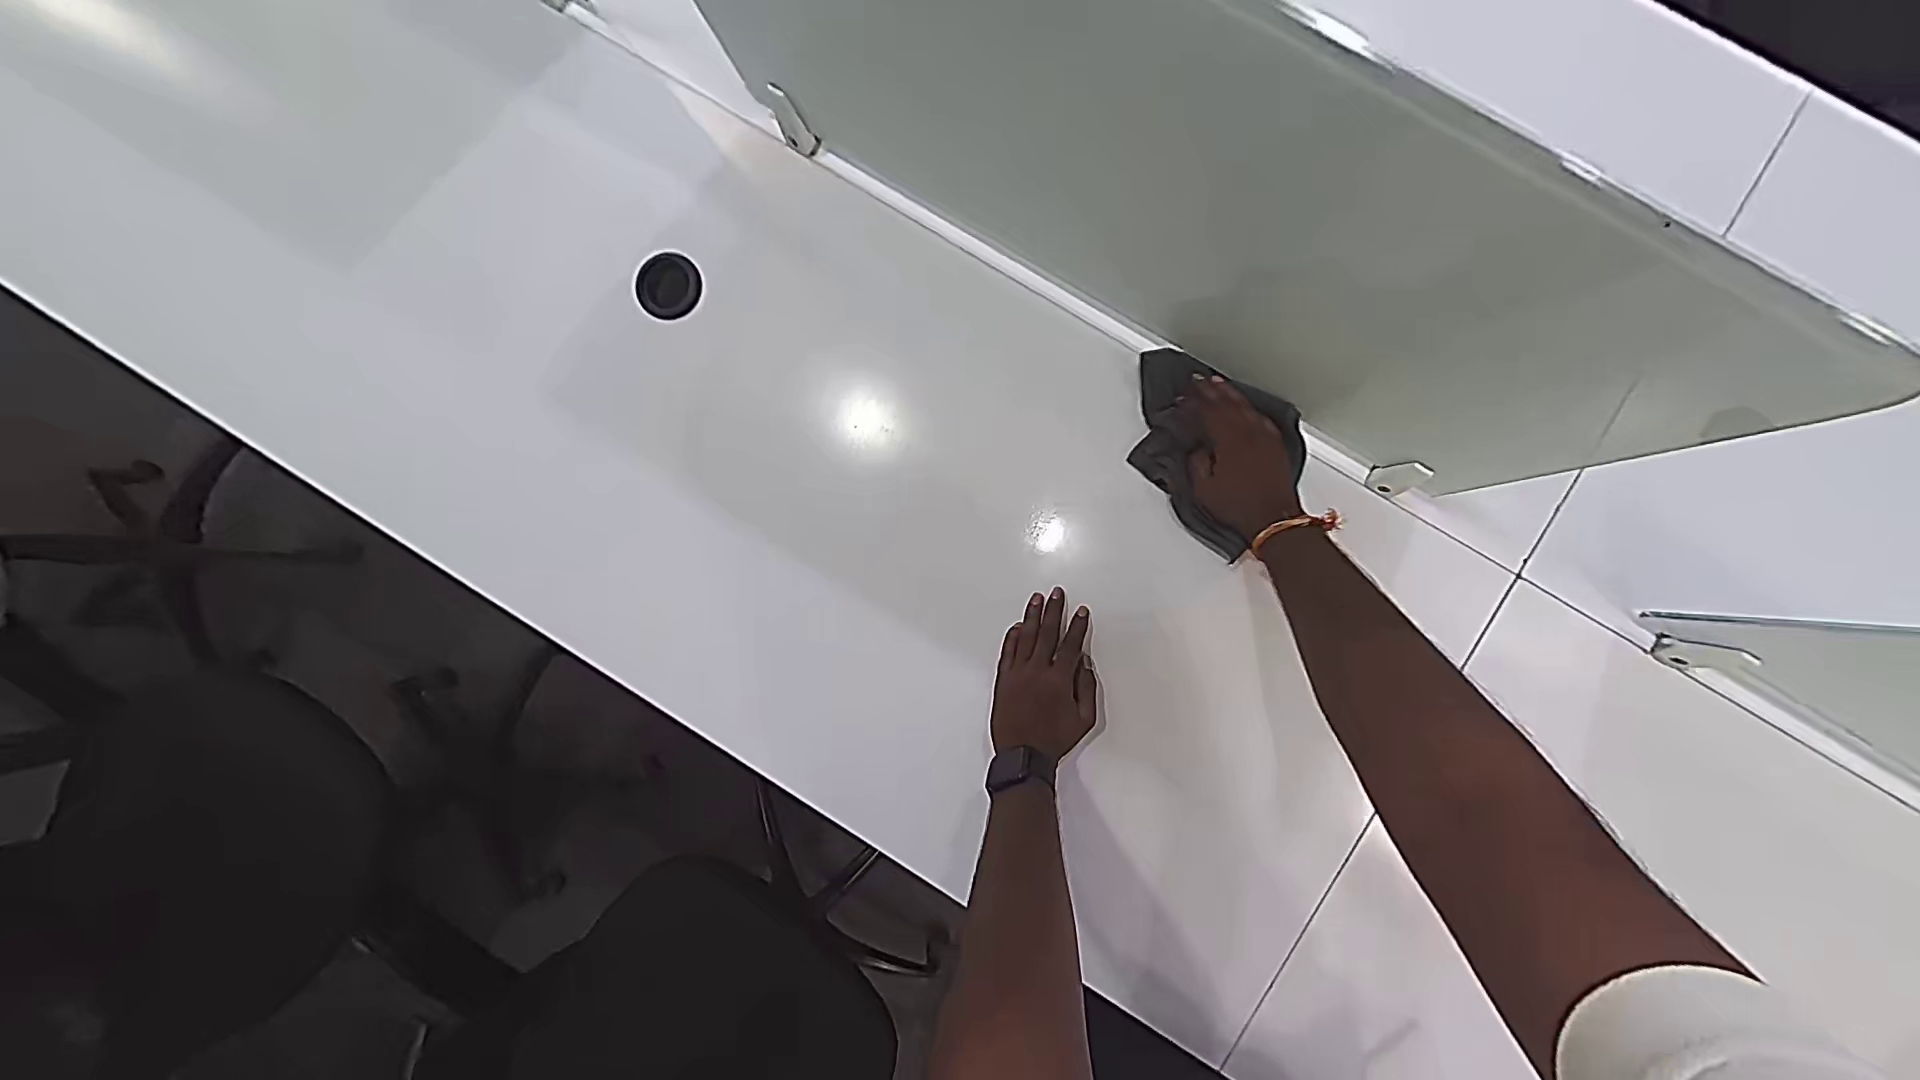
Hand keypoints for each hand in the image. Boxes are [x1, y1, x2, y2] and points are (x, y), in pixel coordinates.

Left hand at [991, 588, 1097, 758]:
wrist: (1022, 754)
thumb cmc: (1054, 740)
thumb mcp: (1084, 719)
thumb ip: (1087, 688)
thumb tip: (1084, 664)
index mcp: (1059, 680)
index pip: (1071, 644)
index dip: (1077, 626)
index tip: (1081, 612)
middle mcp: (1037, 671)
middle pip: (1048, 633)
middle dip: (1054, 610)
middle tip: (1057, 594)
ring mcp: (1018, 673)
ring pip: (1026, 637)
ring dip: (1033, 616)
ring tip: (1037, 599)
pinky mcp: (1003, 679)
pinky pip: (1008, 651)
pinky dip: (1013, 636)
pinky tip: (1017, 625)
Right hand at [1178, 374, 1303, 537]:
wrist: (1273, 519)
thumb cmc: (1239, 506)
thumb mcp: (1204, 488)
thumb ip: (1196, 462)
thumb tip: (1196, 448)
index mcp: (1228, 440)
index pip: (1207, 412)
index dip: (1194, 401)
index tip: (1184, 394)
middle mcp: (1249, 433)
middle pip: (1226, 403)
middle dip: (1210, 390)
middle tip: (1197, 380)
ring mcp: (1265, 437)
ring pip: (1244, 406)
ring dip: (1229, 393)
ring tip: (1218, 384)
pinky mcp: (1275, 444)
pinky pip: (1259, 416)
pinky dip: (1247, 406)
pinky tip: (1244, 406)